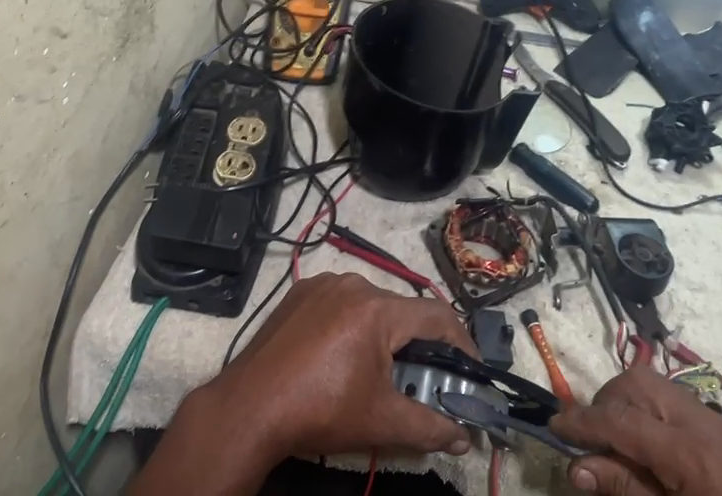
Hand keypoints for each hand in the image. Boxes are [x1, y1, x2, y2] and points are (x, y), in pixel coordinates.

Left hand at [130, 274, 477, 495]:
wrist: (250, 406)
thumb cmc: (321, 409)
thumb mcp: (381, 421)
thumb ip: (429, 426)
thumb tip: (462, 438)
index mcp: (376, 308)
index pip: (436, 316)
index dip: (461, 342)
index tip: (471, 369)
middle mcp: (351, 284)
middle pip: (400, 311)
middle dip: (417, 345)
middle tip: (423, 380)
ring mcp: (320, 284)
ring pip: (368, 305)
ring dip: (382, 335)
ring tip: (379, 372)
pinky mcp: (297, 294)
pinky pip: (338, 303)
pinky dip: (350, 326)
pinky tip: (341, 357)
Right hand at [549, 366, 721, 495]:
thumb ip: (627, 490)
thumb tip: (577, 466)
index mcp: (692, 457)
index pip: (622, 421)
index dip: (582, 422)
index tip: (554, 425)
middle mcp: (706, 426)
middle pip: (638, 383)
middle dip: (606, 402)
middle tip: (592, 438)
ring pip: (657, 385)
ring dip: (628, 404)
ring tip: (617, 442)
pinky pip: (678, 403)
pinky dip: (652, 413)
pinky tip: (649, 447)